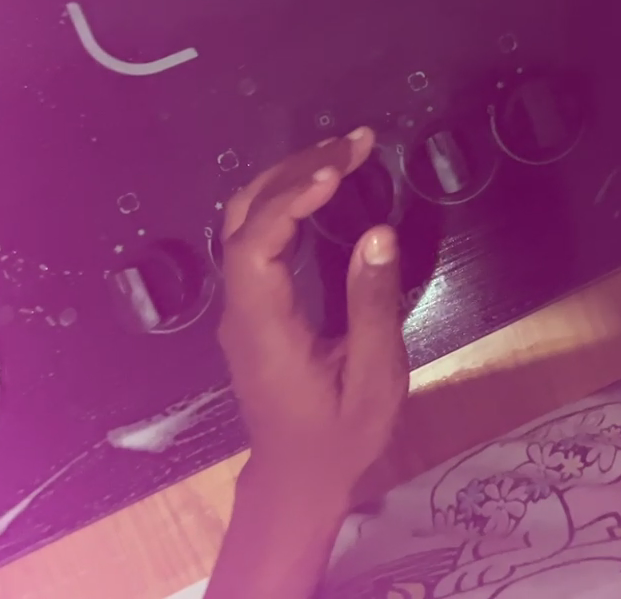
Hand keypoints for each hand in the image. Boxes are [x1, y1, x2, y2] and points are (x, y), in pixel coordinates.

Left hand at [217, 127, 407, 503]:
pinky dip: (288, 198)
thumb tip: (379, 232)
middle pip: (245, 216)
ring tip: (343, 151)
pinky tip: (323, 185)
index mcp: (264, 326)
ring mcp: (242, 303)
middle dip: (297, 170)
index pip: (257, 244)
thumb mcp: (373, 379)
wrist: (299, 478)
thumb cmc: (340, 435)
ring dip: (290, 176)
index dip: (291, 198)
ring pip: (245, 219)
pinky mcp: (255, 302)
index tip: (338, 169)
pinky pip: (258, 234)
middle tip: (355, 143)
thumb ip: (373, 306)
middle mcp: (241, 307)